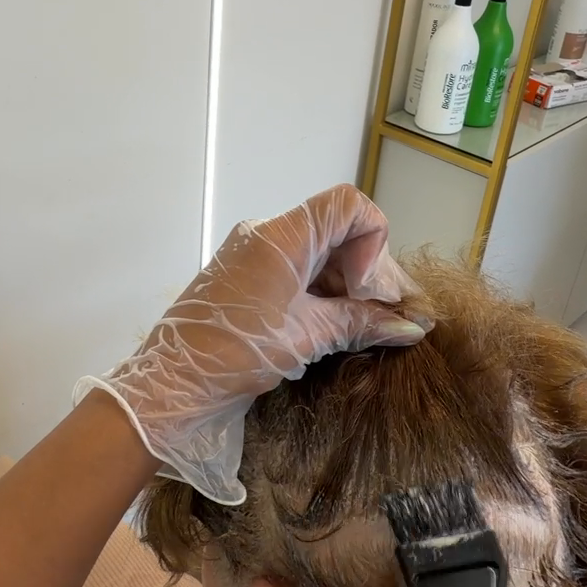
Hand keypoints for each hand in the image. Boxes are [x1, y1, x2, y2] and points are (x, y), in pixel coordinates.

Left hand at [76, 185, 424, 503]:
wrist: (173, 381)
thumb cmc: (236, 352)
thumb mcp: (306, 336)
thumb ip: (361, 322)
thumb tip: (413, 327)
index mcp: (281, 236)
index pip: (347, 205)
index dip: (372, 240)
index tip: (364, 289)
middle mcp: (267, 233)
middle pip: (336, 229)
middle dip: (367, 269)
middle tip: (386, 316)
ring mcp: (254, 252)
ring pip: (318, 251)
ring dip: (346, 284)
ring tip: (365, 326)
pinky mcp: (247, 274)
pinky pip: (296, 267)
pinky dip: (322, 290)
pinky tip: (337, 322)